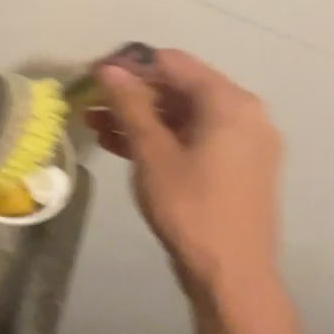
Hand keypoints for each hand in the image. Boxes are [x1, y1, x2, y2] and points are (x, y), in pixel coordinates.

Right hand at [85, 49, 281, 302]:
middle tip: (88, 104)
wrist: (230, 270)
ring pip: (183, 113)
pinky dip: (159, 135)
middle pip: (180, 86)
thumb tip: (110, 68)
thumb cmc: (189, 206)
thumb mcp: (152, 152)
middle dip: (133, 91)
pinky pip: (193, 135)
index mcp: (230, 103)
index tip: (91, 77)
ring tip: (95, 125)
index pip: (173, 63)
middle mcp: (245, 113)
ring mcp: (243, 141)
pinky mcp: (236, 164)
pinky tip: (121, 144)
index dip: (130, 64)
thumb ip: (131, 105)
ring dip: (140, 114)